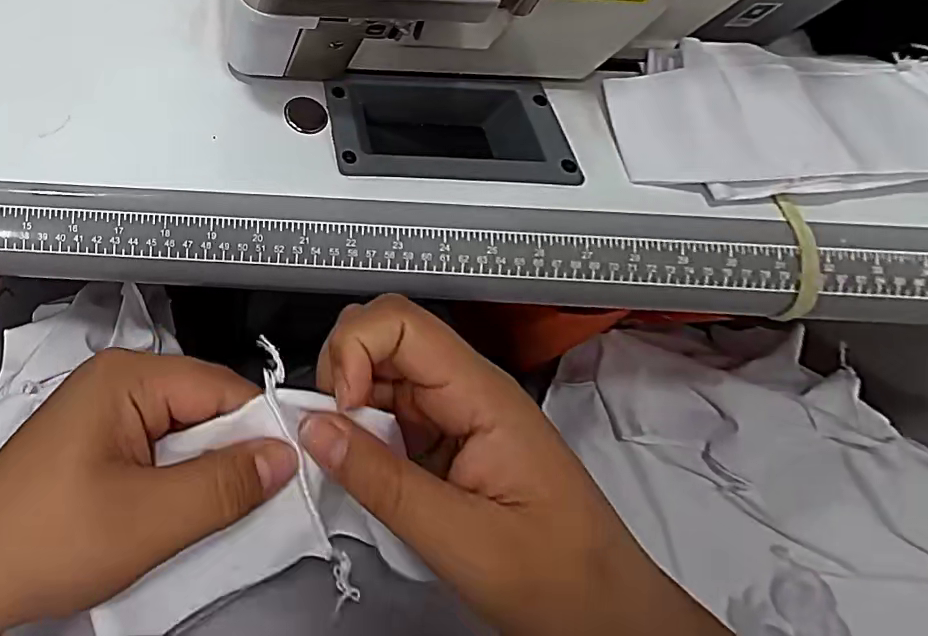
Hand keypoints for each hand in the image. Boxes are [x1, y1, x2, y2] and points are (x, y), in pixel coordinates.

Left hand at [0, 349, 298, 635]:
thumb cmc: (41, 538)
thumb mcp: (149, 519)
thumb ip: (223, 485)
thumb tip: (278, 455)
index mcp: (125, 376)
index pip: (218, 384)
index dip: (260, 426)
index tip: (292, 469)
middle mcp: (113, 381)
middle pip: (199, 405)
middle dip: (228, 454)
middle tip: (251, 505)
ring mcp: (101, 409)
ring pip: (179, 431)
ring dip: (200, 472)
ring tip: (204, 517)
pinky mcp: (95, 439)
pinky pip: (153, 447)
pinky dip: (173, 480)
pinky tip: (173, 514)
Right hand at [298, 295, 725, 635]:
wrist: (613, 622)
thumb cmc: (564, 585)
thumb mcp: (464, 542)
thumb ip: (381, 481)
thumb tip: (313, 429)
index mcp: (480, 393)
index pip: (399, 322)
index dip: (355, 348)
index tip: (341, 407)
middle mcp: (463, 386)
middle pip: (380, 333)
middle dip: (341, 368)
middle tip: (334, 428)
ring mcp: (450, 407)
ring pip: (375, 368)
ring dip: (347, 403)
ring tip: (353, 457)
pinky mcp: (439, 431)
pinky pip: (383, 405)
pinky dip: (359, 428)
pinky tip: (368, 465)